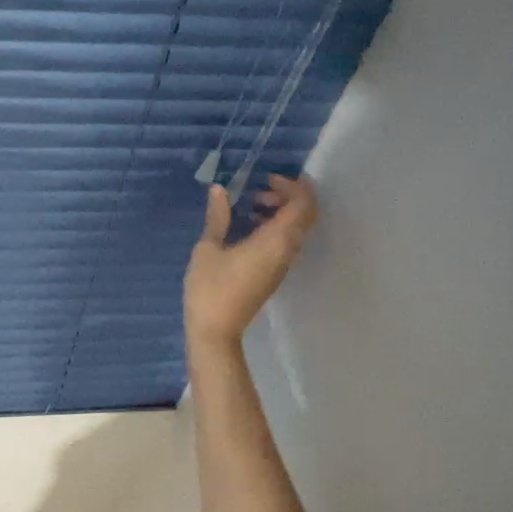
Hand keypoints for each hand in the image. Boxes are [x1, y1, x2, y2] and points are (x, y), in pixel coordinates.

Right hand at [183, 175, 317, 350]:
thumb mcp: (207, 250)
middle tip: (259, 192)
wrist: (216, 332)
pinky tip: (247, 230)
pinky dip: (274, 228)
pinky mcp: (274, 275)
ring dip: (280, 212)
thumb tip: (220, 190)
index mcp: (276, 240)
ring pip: (296, 229)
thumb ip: (217, 217)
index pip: (303, 203)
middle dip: (287, 196)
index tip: (267, 179)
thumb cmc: (210, 289)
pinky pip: (286, 243)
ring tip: (251, 208)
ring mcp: (283, 265)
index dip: (292, 185)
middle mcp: (287, 250)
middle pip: (305, 214)